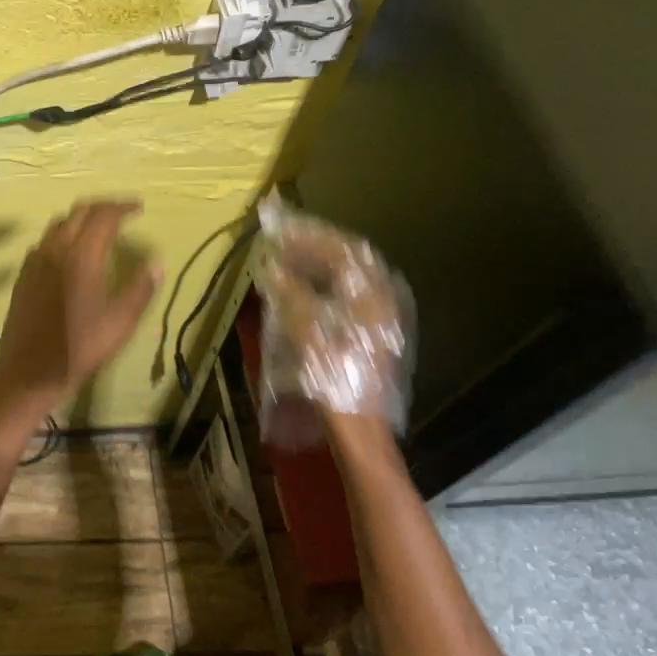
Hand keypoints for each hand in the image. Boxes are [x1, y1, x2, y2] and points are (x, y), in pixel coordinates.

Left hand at [0, 199, 159, 408]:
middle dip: (102, 208)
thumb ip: (140, 289)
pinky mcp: (23, 275)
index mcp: (82, 256)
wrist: (30, 371)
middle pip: (79, 212)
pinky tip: (71, 255)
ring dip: (80, 220)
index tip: (139, 209)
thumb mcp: (120, 322)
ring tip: (99, 231)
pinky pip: (44, 243)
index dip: (123, 207)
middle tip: (122, 215)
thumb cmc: (80, 348)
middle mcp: (55, 249)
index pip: (103, 215)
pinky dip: (62, 237)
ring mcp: (35, 261)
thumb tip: (156, 263)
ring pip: (58, 225)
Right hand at [257, 207, 412, 430]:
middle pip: (350, 261)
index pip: (342, 249)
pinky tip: (304, 295)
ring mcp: (383, 319)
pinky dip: (325, 288)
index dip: (308, 236)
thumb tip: (272, 268)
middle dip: (313, 250)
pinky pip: (350, 298)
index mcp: (372, 293)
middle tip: (281, 245)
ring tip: (287, 265)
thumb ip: (290, 292)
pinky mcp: (375, 337)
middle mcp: (384, 299)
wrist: (359, 425)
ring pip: (350, 280)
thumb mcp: (305, 328)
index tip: (279, 230)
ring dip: (319, 268)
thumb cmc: (333, 374)